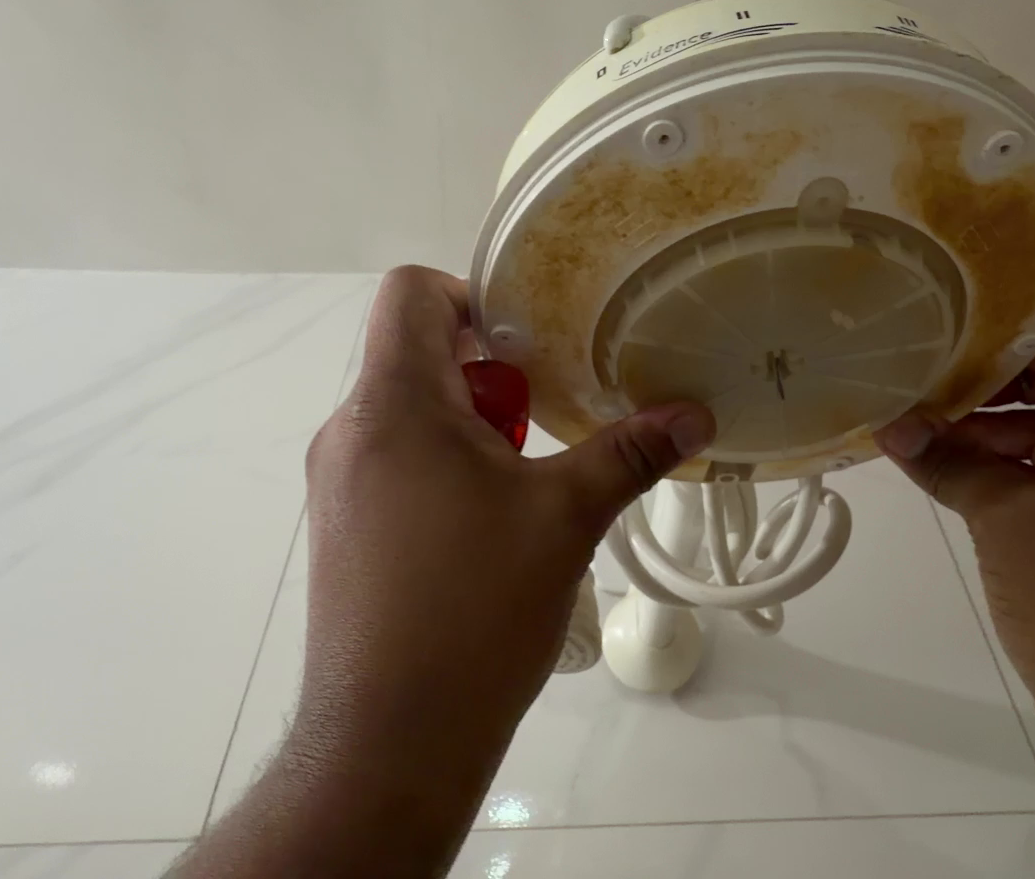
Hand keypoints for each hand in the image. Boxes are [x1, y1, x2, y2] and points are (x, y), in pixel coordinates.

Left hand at [177, 266, 712, 878]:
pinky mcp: (340, 529)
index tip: (528, 340)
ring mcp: (336, 485)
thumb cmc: (475, 609)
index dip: (471, 294)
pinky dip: (444, 465)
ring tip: (528, 477)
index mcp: (393, 404)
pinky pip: (393, 462)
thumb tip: (697, 414)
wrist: (389, 740)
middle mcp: (349, 432)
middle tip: (547, 416)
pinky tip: (490, 526)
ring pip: (409, 414)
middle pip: (415, 354)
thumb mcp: (566, 518)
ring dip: (472, 426)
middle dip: (490, 374)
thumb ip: (629, 453)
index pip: (410, 293)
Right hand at [873, 327, 1034, 876]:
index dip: (1028, 349)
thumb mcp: (1011, 520)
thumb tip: (887, 426)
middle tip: (935, 397)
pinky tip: (970, 480)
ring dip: (1012, 440)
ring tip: (937, 441)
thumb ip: (950, 461)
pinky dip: (1032, 480)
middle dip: (1008, 397)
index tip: (959, 355)